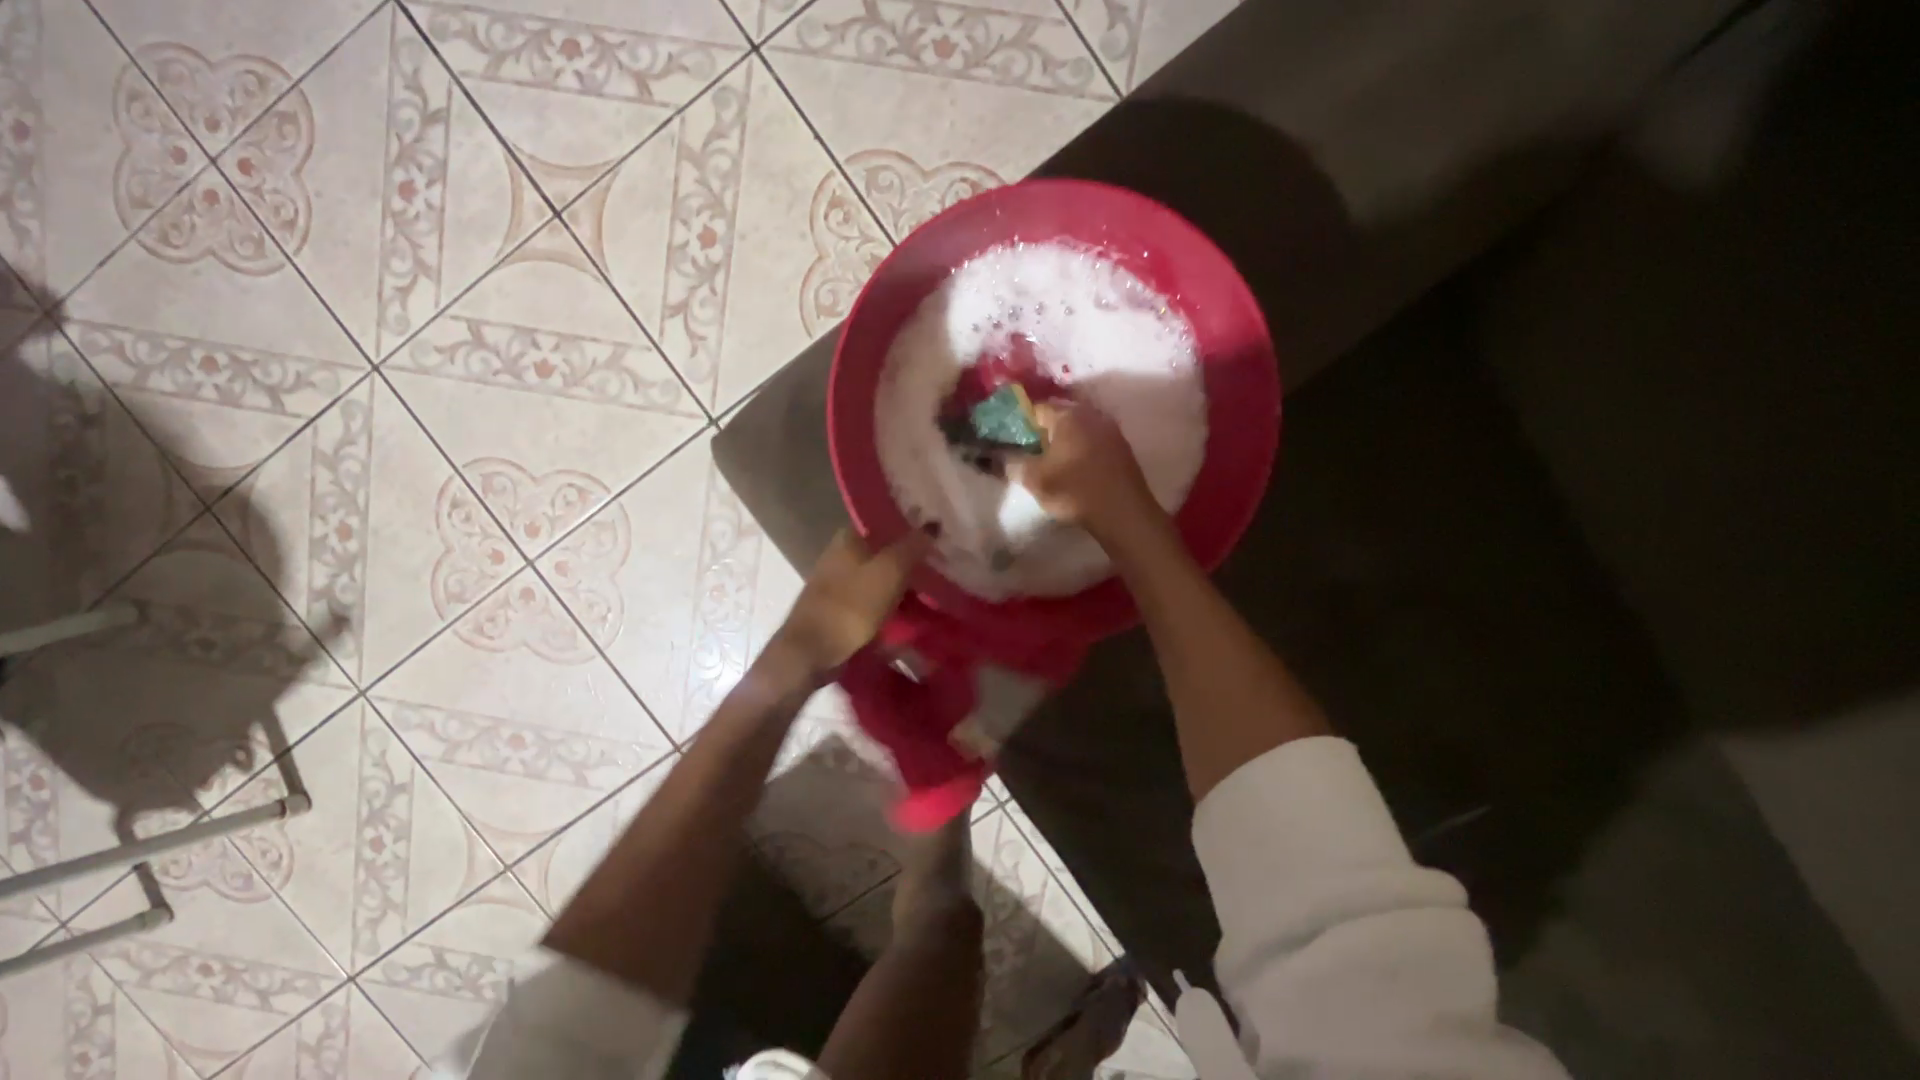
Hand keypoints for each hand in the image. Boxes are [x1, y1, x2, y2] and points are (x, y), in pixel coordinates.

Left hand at [775, 528, 932, 674]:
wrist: (812, 651)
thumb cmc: (851, 605)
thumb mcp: (889, 571)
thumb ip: (913, 546)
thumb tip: (933, 524)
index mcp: (848, 537)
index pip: (885, 520)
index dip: (912, 525)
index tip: (939, 534)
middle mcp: (841, 554)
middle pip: (885, 550)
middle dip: (912, 558)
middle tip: (944, 564)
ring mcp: (840, 582)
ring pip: (882, 576)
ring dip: (904, 584)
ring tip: (937, 591)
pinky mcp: (842, 608)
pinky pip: (875, 600)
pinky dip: (893, 604)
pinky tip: (914, 613)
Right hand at [1009, 402, 1162, 540]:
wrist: (1124, 514)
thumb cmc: (1075, 491)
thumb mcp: (1034, 479)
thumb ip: (1012, 462)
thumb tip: (997, 454)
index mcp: (1068, 415)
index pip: (1034, 408)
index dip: (1019, 424)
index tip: (1010, 442)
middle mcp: (1091, 414)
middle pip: (1058, 416)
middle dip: (1042, 431)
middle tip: (1029, 452)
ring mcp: (1110, 429)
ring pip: (1078, 428)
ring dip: (1063, 441)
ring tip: (1050, 462)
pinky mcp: (1122, 448)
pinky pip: (1093, 440)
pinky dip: (1080, 449)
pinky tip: (1074, 468)